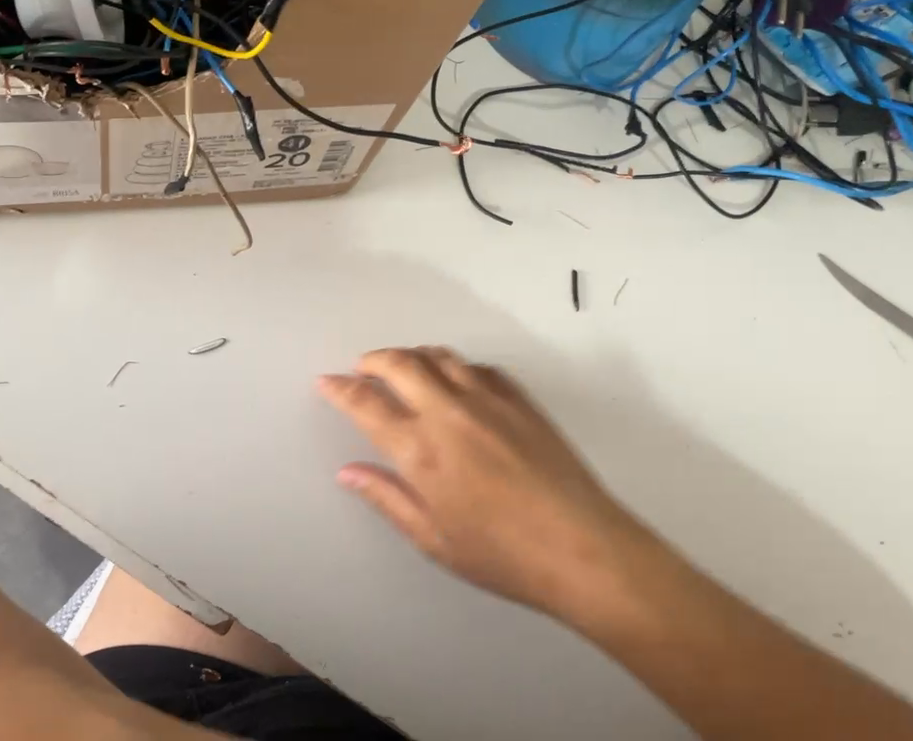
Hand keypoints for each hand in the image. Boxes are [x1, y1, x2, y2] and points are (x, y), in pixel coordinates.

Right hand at [318, 347, 653, 618]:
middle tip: (361, 368)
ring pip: (439, 357)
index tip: (326, 382)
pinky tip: (456, 380)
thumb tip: (349, 473)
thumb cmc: (504, 555)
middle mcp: (449, 414)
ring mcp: (488, 402)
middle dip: (372, 360)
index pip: (365, 404)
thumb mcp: (433, 539)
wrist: (586, 552)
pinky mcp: (521, 402)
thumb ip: (387, 498)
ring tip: (403, 366)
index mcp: (420, 450)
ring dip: (412, 356)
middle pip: (399, 364)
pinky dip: (457, 367)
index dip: (340, 389)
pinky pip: (479, 368)